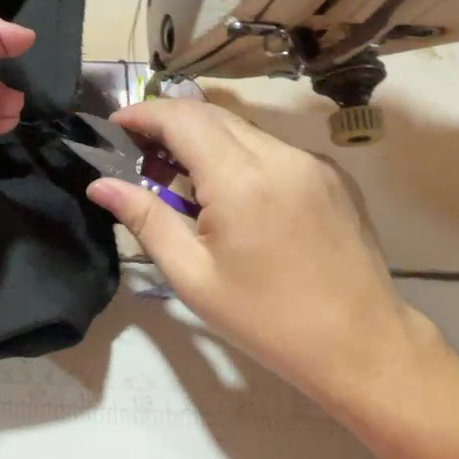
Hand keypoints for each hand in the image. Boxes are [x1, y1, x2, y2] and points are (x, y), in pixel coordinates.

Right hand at [84, 98, 443, 405]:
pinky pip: (272, 149)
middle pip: (211, 115)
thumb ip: (145, 219)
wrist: (360, 344)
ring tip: (175, 173)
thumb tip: (99, 184)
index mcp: (241, 180)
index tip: (113, 125)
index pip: (182, 119)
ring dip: (202, 138)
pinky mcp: (332, 176)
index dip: (143, 114)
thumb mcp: (191, 274)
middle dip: (167, 122)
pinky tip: (225, 191)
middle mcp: (281, 157)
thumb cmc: (264, 318)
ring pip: (243, 129)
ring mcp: (313, 163)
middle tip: (135, 150)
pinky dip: (237, 154)